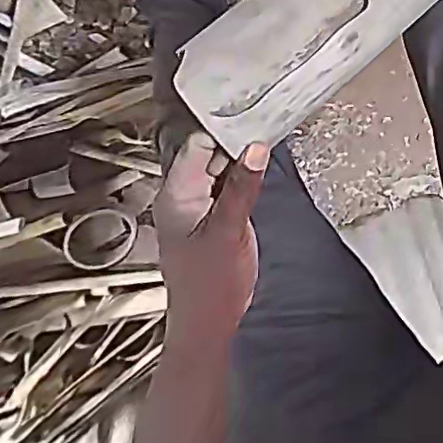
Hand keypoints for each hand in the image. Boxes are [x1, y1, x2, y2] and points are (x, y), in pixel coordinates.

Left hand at [152, 133, 268, 343]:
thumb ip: (243, 187)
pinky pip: (226, 183)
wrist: (208, 327)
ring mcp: (197, 204)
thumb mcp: (230, 230)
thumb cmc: (210, 286)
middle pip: (208, 152)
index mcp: (176, 194)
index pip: (196, 145)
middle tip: (264, 120)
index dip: (222, 129)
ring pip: (218, 167)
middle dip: (234, 139)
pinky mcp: (212, 214)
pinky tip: (259, 165)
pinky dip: (242, 174)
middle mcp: (182, 194)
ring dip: (240, 156)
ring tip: (266, 135)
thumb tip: (256, 147)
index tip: (250, 114)